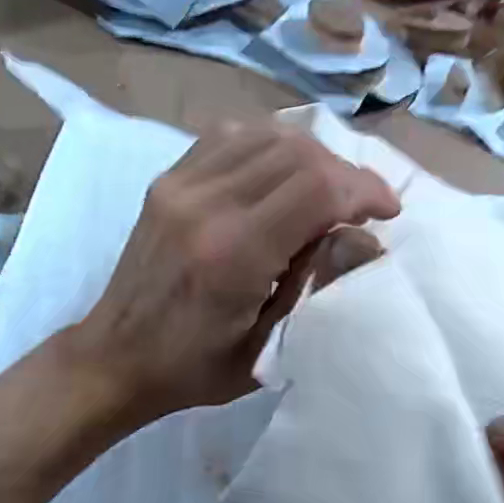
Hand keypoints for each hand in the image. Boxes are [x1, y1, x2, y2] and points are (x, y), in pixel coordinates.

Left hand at [57, 121, 398, 427]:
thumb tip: (368, 238)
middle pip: (299, 153)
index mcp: (234, 254)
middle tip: (363, 205)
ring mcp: (181, 184)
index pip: (317, 187)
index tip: (388, 211)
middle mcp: (206, 204)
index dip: (365, 188)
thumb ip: (321, 283)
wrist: (115, 358)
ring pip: (270, 135)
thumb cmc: (198, 366)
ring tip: (329, 189)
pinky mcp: (169, 177)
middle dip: (347, 174)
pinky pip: (234, 135)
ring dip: (314, 157)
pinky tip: (285, 173)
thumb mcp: (272, 346)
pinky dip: (274, 146)